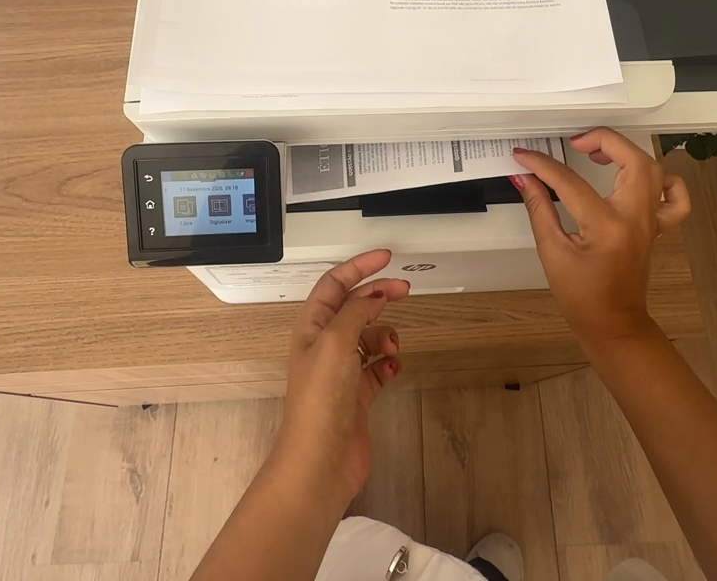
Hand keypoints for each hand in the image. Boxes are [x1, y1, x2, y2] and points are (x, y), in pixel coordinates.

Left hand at [270, 249, 407, 507]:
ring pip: (370, 337)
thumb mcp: (336, 341)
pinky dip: (388, 364)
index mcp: (311, 327)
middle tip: (404, 289)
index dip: (359, 266)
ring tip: (391, 348)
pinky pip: (378, 367)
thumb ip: (356, 310)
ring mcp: (342, 371)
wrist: (320, 461)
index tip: (385, 256)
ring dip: (386, 336)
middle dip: (379, 295)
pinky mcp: (358, 395)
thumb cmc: (321, 400)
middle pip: (355, 306)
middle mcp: (324, 345)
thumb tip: (375, 292)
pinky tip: (392, 370)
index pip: (334, 283)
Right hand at [513, 128, 690, 345]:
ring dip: (628, 152)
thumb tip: (524, 178)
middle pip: (633, 159)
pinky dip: (664, 180)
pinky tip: (639, 177)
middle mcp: (635, 219)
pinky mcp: (657, 227)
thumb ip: (539, 208)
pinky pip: (674, 197)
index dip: (542, 164)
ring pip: (654, 169)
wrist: (612, 324)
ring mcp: (651, 222)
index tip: (524, 156)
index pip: (570, 182)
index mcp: (606, 227)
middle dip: (603, 139)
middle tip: (574, 142)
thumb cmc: (581, 296)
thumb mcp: (551, 251)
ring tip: (598, 152)